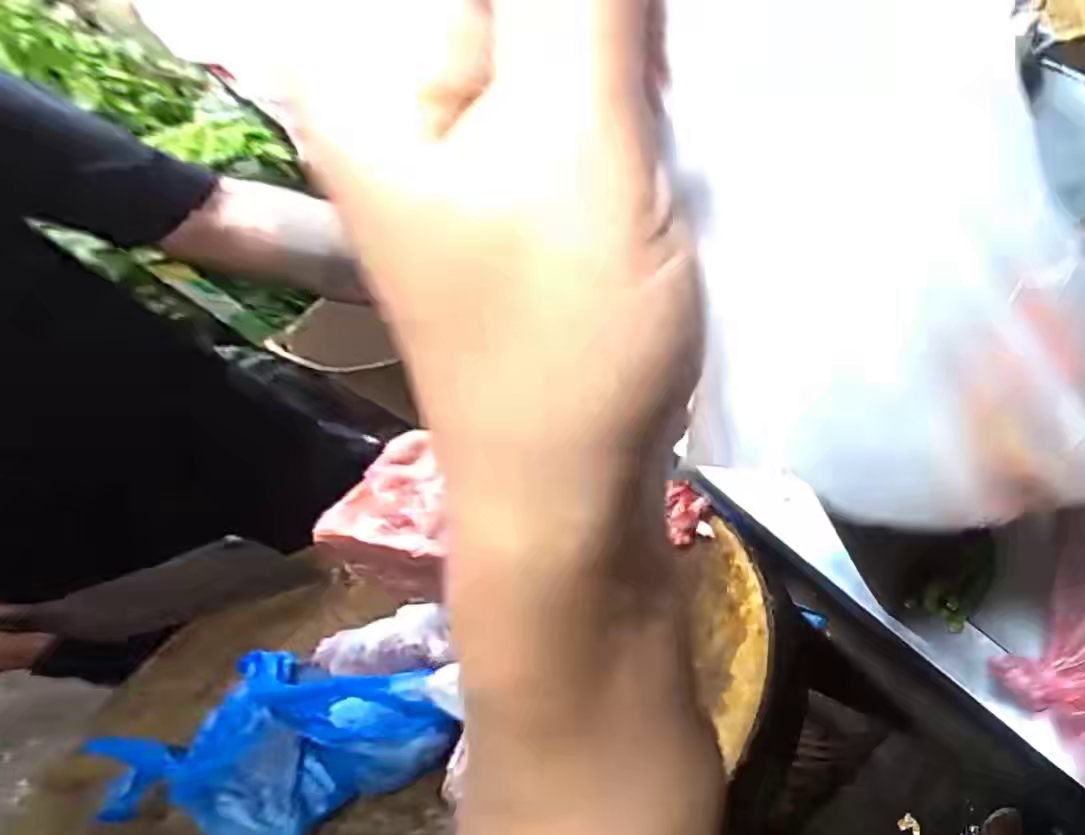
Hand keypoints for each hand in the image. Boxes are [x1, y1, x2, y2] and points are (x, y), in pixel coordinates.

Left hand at [286, 0, 695, 503]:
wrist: (578, 482)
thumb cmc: (574, 338)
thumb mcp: (583, 158)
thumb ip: (587, 13)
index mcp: (370, 55)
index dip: (603, 17)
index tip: (649, 89)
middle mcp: (403, 97)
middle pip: (533, 14)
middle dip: (619, 51)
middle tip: (654, 139)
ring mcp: (468, 163)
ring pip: (568, 70)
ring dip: (632, 101)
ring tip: (658, 181)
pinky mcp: (526, 213)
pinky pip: (584, 134)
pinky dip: (634, 146)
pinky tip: (656, 198)